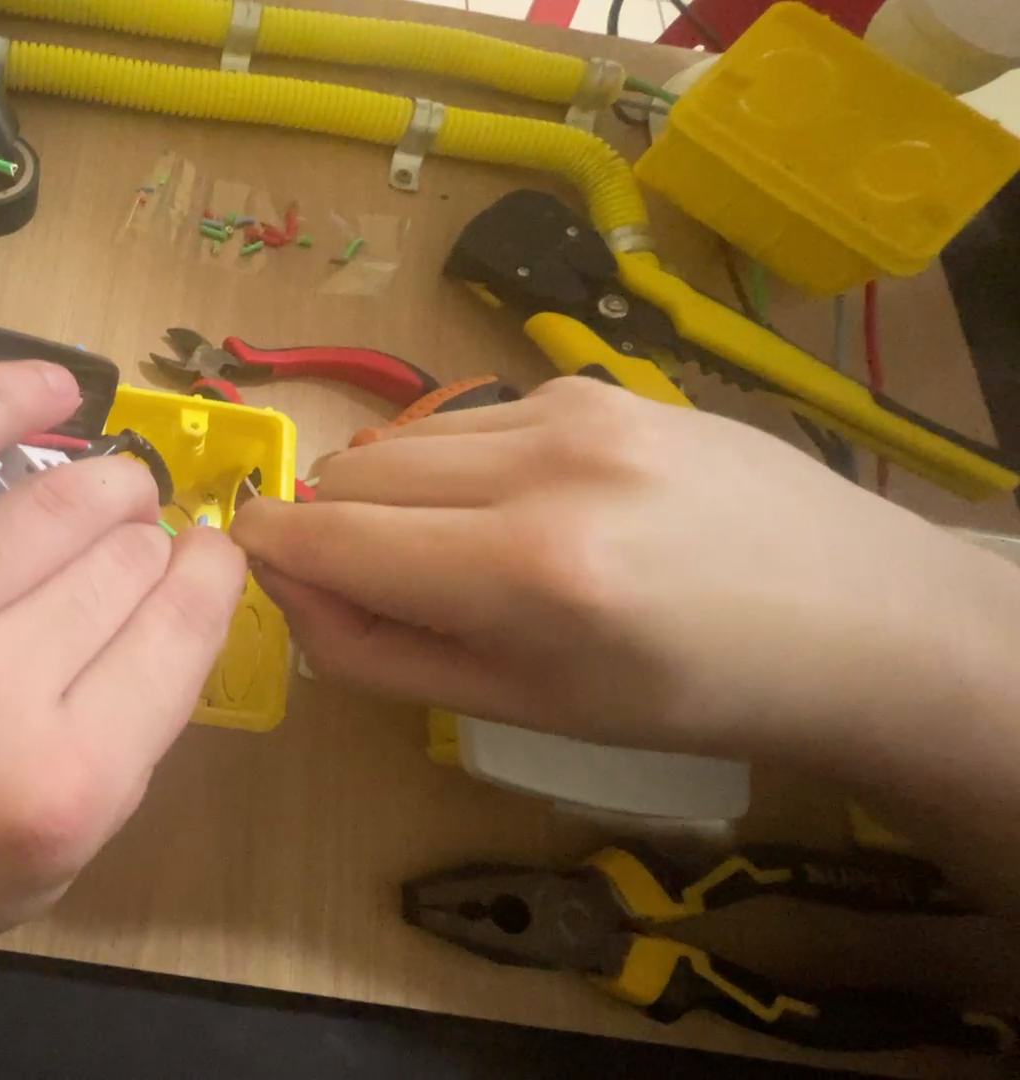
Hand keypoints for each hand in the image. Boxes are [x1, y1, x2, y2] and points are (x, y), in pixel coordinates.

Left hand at [0, 361, 245, 958]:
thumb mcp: (80, 837)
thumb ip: (145, 715)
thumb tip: (187, 579)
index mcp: (68, 781)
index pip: (179, 627)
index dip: (211, 574)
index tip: (210, 553)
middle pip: (118, 561)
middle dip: (149, 540)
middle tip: (140, 543)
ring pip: (50, 509)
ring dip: (104, 485)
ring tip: (111, 490)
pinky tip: (51, 386)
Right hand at [231, 377, 1019, 761]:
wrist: (868, 623)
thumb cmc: (671, 694)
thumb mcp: (503, 704)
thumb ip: (367, 649)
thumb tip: (285, 581)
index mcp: (524, 573)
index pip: (330, 537)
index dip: (266, 544)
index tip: (247, 554)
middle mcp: (543, 468)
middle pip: (349, 473)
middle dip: (328, 524)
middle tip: (369, 574)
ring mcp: (573, 409)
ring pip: (398, 440)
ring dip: (385, 493)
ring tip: (449, 540)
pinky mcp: (592, 384)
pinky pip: (460, 420)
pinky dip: (445, 466)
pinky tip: (512, 500)